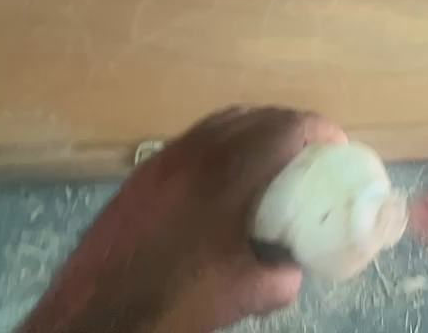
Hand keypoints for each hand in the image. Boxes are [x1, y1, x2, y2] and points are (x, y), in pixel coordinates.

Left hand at [19, 107, 343, 332]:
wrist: (91, 318)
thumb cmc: (170, 304)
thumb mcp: (237, 297)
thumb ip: (279, 277)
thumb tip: (295, 268)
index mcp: (228, 175)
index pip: (285, 129)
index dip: (318, 129)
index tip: (336, 145)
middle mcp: (199, 152)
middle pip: (258, 115)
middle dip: (291, 124)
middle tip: (309, 149)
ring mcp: (168, 157)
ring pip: (225, 119)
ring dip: (257, 126)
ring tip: (272, 153)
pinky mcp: (145, 171)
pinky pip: (197, 136)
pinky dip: (224, 139)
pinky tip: (226, 170)